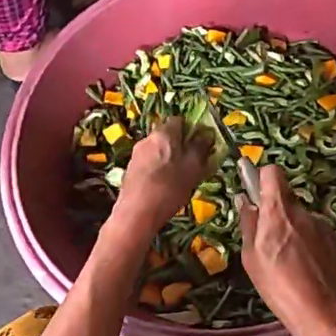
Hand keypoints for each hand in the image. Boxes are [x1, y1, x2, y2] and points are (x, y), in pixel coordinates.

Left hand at [113, 117, 212, 236]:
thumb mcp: (193, 168)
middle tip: (193, 164)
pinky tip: (164, 187)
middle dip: (181, 147)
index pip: (180, 120)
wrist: (136, 214)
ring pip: (158, 151)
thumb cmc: (169, 188)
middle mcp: (147, 139)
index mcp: (163, 133)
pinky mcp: (130, 170)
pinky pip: (149, 164)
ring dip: (170, 159)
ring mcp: (136, 155)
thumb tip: (206, 134)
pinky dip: (159, 170)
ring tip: (180, 179)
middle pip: (168, 136)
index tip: (201, 146)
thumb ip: (200, 148)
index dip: (192, 131)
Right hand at [239, 165, 335, 335]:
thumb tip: (244, 200)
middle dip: (275, 211)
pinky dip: (306, 240)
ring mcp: (321, 224)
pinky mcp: (333, 238)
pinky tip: (304, 264)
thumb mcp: (251, 257)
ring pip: (300, 216)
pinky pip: (313, 230)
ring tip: (286, 258)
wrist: (321, 309)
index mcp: (277, 211)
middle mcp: (302, 211)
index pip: (272, 172)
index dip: (262, 178)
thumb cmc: (277, 285)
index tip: (256, 193)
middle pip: (285, 198)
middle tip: (267, 237)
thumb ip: (249, 224)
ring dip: (291, 228)